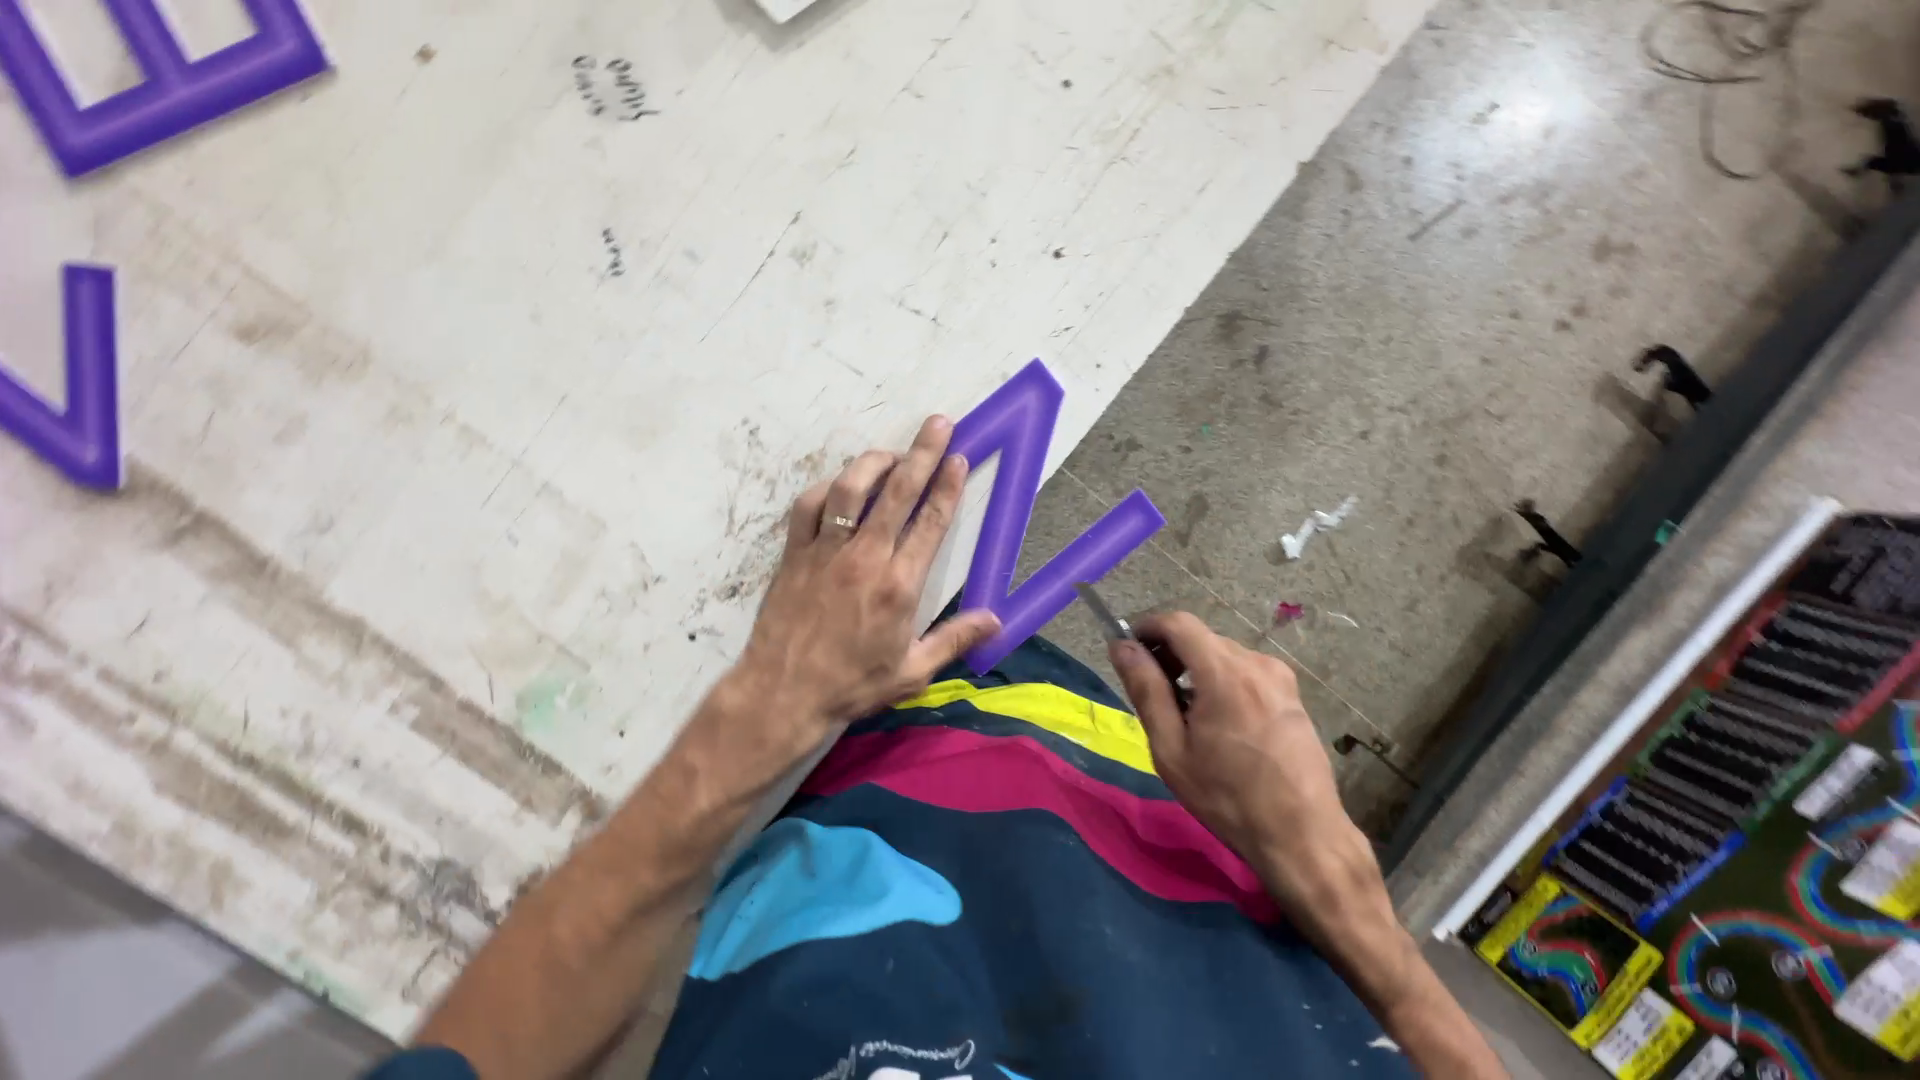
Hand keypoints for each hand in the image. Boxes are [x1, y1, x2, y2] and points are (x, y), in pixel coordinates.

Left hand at [730, 415, 999, 748]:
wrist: (783, 694)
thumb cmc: (852, 686)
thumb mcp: (913, 672)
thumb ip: (954, 639)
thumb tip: (995, 619)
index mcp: (900, 586)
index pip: (931, 523)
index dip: (948, 486)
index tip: (960, 458)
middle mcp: (865, 559)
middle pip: (897, 492)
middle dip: (921, 453)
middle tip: (938, 424)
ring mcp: (825, 552)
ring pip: (850, 489)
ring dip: (873, 462)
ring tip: (892, 451)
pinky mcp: (794, 555)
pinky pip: (809, 507)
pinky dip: (826, 488)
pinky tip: (840, 485)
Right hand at [1107, 613, 1376, 914]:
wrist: (1301, 834)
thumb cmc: (1226, 796)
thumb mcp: (1171, 748)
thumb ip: (1146, 690)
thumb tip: (1121, 647)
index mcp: (1224, 673)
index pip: (1179, 622)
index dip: (1147, 627)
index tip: (1128, 650)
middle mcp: (1256, 663)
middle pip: (1201, 638)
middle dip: (1170, 654)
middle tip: (1151, 693)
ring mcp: (1279, 677)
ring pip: (1223, 656)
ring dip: (1195, 671)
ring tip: (1184, 716)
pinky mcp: (1292, 694)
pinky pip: (1245, 673)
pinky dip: (1221, 683)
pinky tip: (1218, 725)